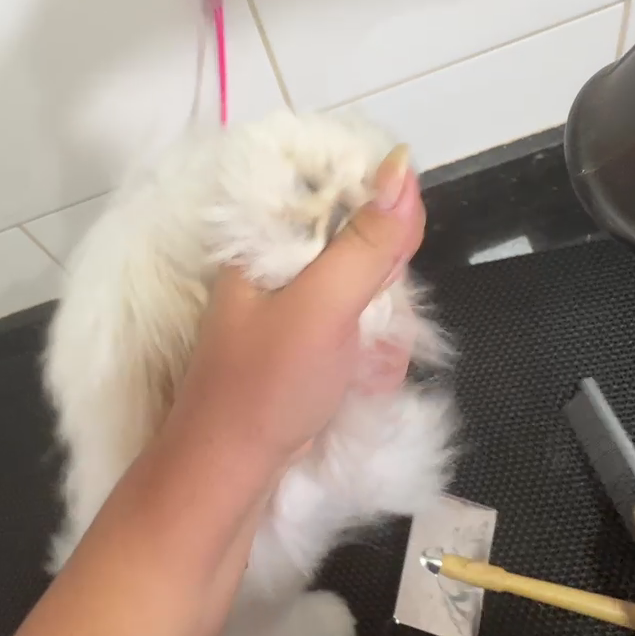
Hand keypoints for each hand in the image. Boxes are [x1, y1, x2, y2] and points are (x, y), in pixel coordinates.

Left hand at [162, 145, 424, 467]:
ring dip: (380, 334)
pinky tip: (357, 383)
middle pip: (365, 247)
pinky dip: (370, 359)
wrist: (233, 469)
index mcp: (269, 241)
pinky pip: (362, 332)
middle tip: (364, 330)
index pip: (339, 192)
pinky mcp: (311, 343)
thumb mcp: (323, 306)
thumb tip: (401, 166)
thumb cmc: (266, 386)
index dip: (379, 218)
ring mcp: (298, 307)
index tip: (387, 265)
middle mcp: (282, 268)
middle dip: (382, 294)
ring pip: (372, 294)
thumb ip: (366, 241)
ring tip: (357, 368)